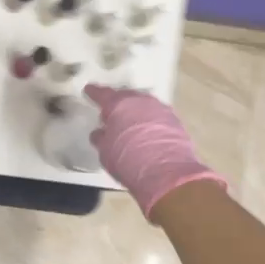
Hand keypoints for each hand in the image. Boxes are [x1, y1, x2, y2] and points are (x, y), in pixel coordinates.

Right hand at [85, 84, 227, 217]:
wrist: (166, 172)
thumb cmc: (127, 159)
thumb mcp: (105, 151)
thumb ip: (101, 138)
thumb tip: (100, 133)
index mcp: (119, 104)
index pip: (102, 94)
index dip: (94, 93)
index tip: (89, 90)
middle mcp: (141, 101)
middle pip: (126, 97)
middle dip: (118, 103)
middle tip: (110, 112)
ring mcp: (161, 109)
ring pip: (143, 106)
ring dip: (135, 113)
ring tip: (129, 124)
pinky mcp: (175, 121)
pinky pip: (156, 117)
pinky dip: (149, 123)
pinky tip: (145, 134)